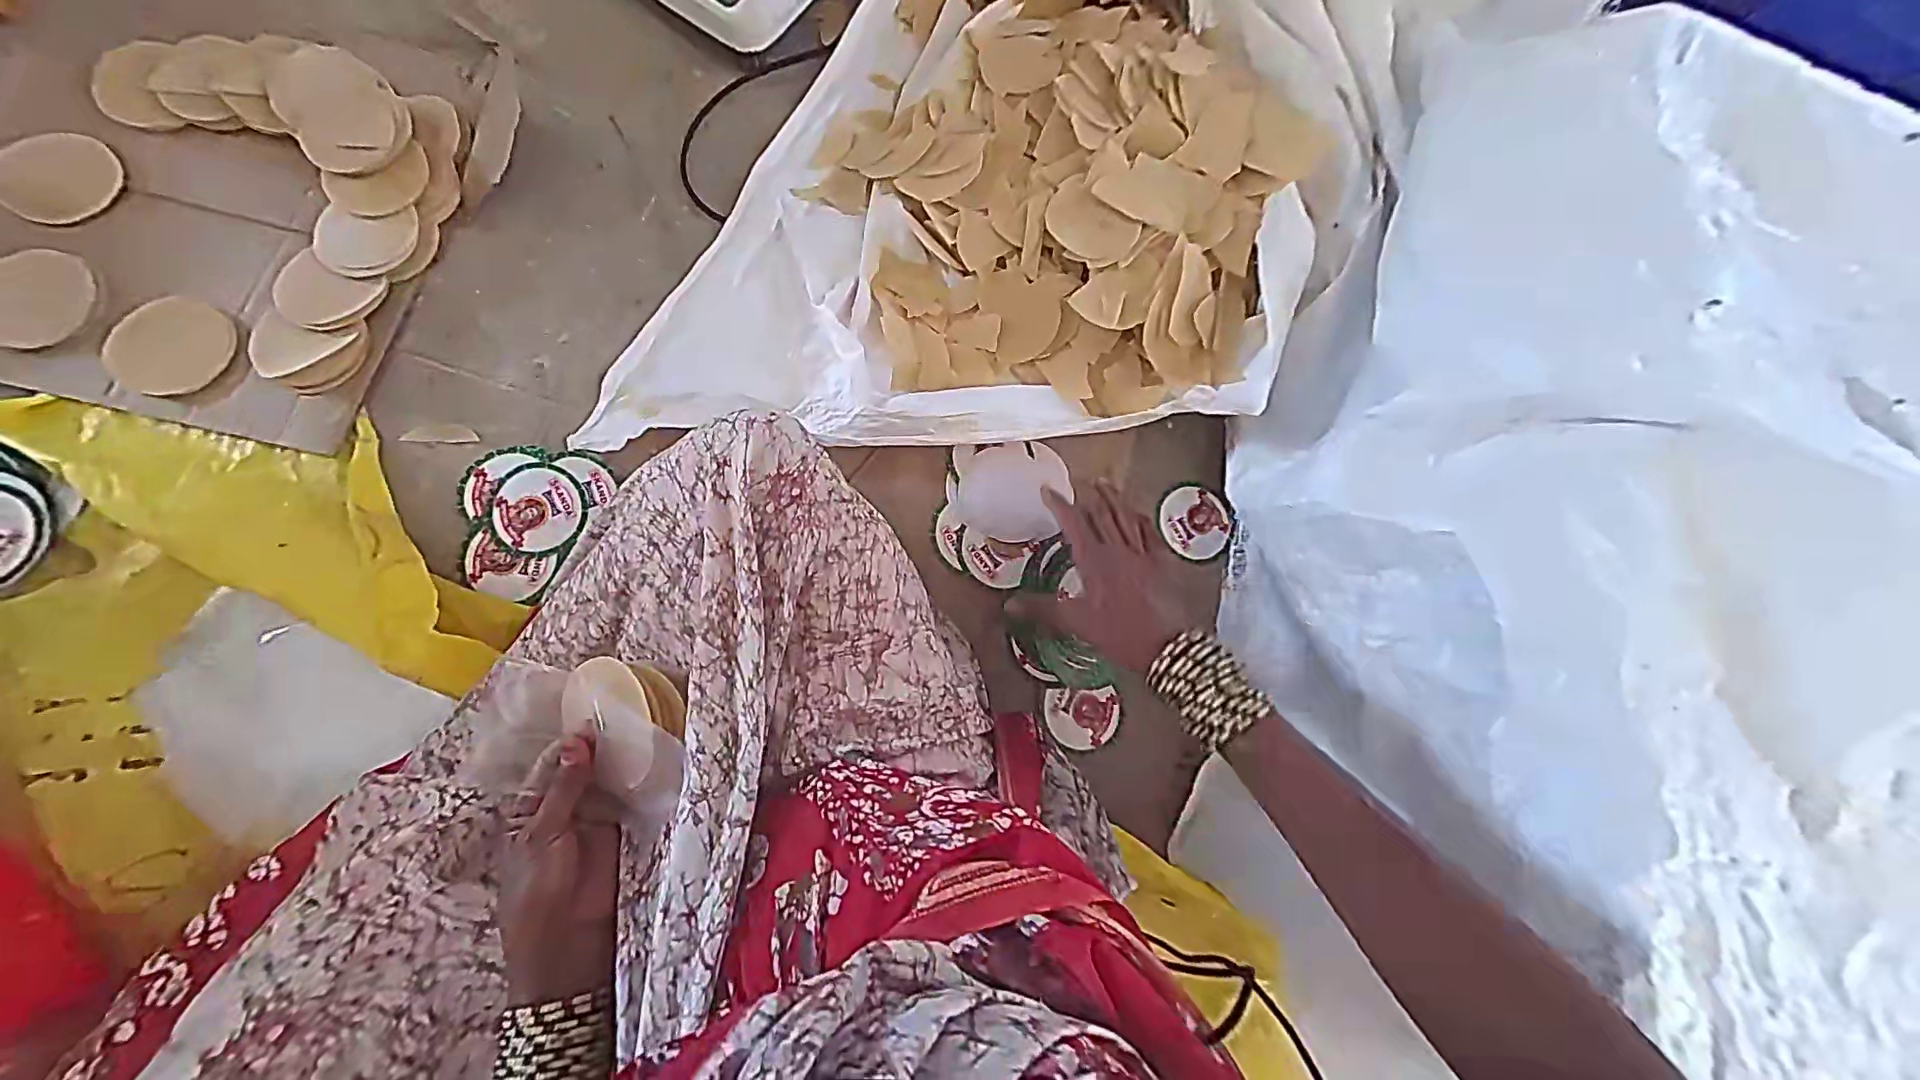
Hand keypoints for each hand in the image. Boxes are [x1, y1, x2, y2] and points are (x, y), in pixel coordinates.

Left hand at [499, 736, 619, 1004]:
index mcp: (529, 809)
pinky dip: (638, 782)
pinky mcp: (620, 829)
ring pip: (607, 781)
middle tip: (625, 711)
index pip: (551, 765)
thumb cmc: (537, 893)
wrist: (568, 945)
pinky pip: (628, 799)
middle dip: (599, 746)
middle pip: (582, 769)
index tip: (594, 712)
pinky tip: (652, 759)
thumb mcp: (542, 837)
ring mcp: (593, 818)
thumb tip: (577, 741)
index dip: (570, 742)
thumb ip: (564, 789)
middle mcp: (562, 808)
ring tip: (643, 727)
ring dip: (620, 761)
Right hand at [1007, 479, 1201, 672]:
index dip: (1059, 504)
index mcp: (1094, 560)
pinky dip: (1140, 518)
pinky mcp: (1161, 563)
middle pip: (1102, 513)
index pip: (1073, 523)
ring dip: (1114, 498)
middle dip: (1088, 495)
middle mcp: (1118, 550)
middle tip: (1079, 483)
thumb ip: (1042, 609)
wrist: (1166, 646)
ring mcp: (1142, 554)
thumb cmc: (1119, 634)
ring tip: (1106, 484)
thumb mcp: (1076, 623)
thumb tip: (1010, 605)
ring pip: (1126, 517)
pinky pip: (1149, 531)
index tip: (1048, 490)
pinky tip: (1137, 514)